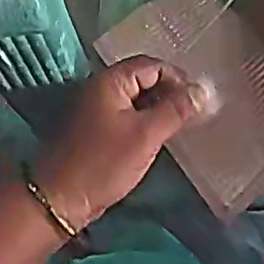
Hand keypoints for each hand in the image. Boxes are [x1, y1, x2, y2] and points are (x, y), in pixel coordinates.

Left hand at [33, 56, 213, 227]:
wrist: (61, 198)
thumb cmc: (104, 162)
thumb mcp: (145, 135)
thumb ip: (175, 110)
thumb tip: (202, 90)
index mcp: (111, 80)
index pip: (152, 65)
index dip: (178, 78)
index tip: (199, 99)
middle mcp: (101, 87)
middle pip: (143, 79)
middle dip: (170, 93)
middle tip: (195, 113)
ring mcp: (97, 107)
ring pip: (136, 99)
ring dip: (159, 108)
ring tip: (183, 125)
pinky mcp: (96, 128)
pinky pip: (127, 115)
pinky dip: (145, 121)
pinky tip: (160, 137)